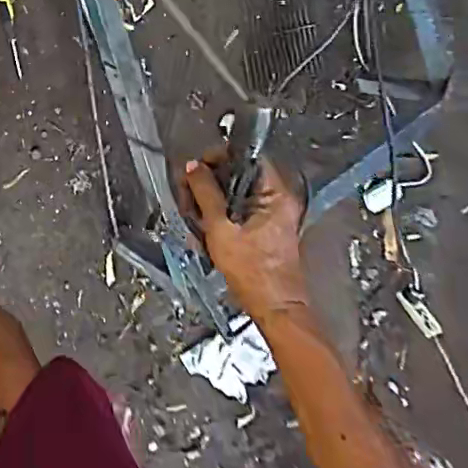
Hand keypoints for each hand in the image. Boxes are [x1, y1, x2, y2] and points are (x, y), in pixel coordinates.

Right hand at [182, 151, 309, 319]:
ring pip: (233, 191)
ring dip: (211, 200)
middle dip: (209, 183)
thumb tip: (192, 166)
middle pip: (236, 173)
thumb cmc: (253, 272)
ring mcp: (272, 214)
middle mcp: (278, 200)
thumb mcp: (221, 228)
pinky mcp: (264, 227)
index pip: (245, 157)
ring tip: (194, 216)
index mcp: (275, 195)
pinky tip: (205, 227)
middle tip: (189, 196)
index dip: (218, 157)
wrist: (275, 310)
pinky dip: (219, 213)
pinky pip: (237, 208)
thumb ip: (205, 192)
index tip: (196, 169)